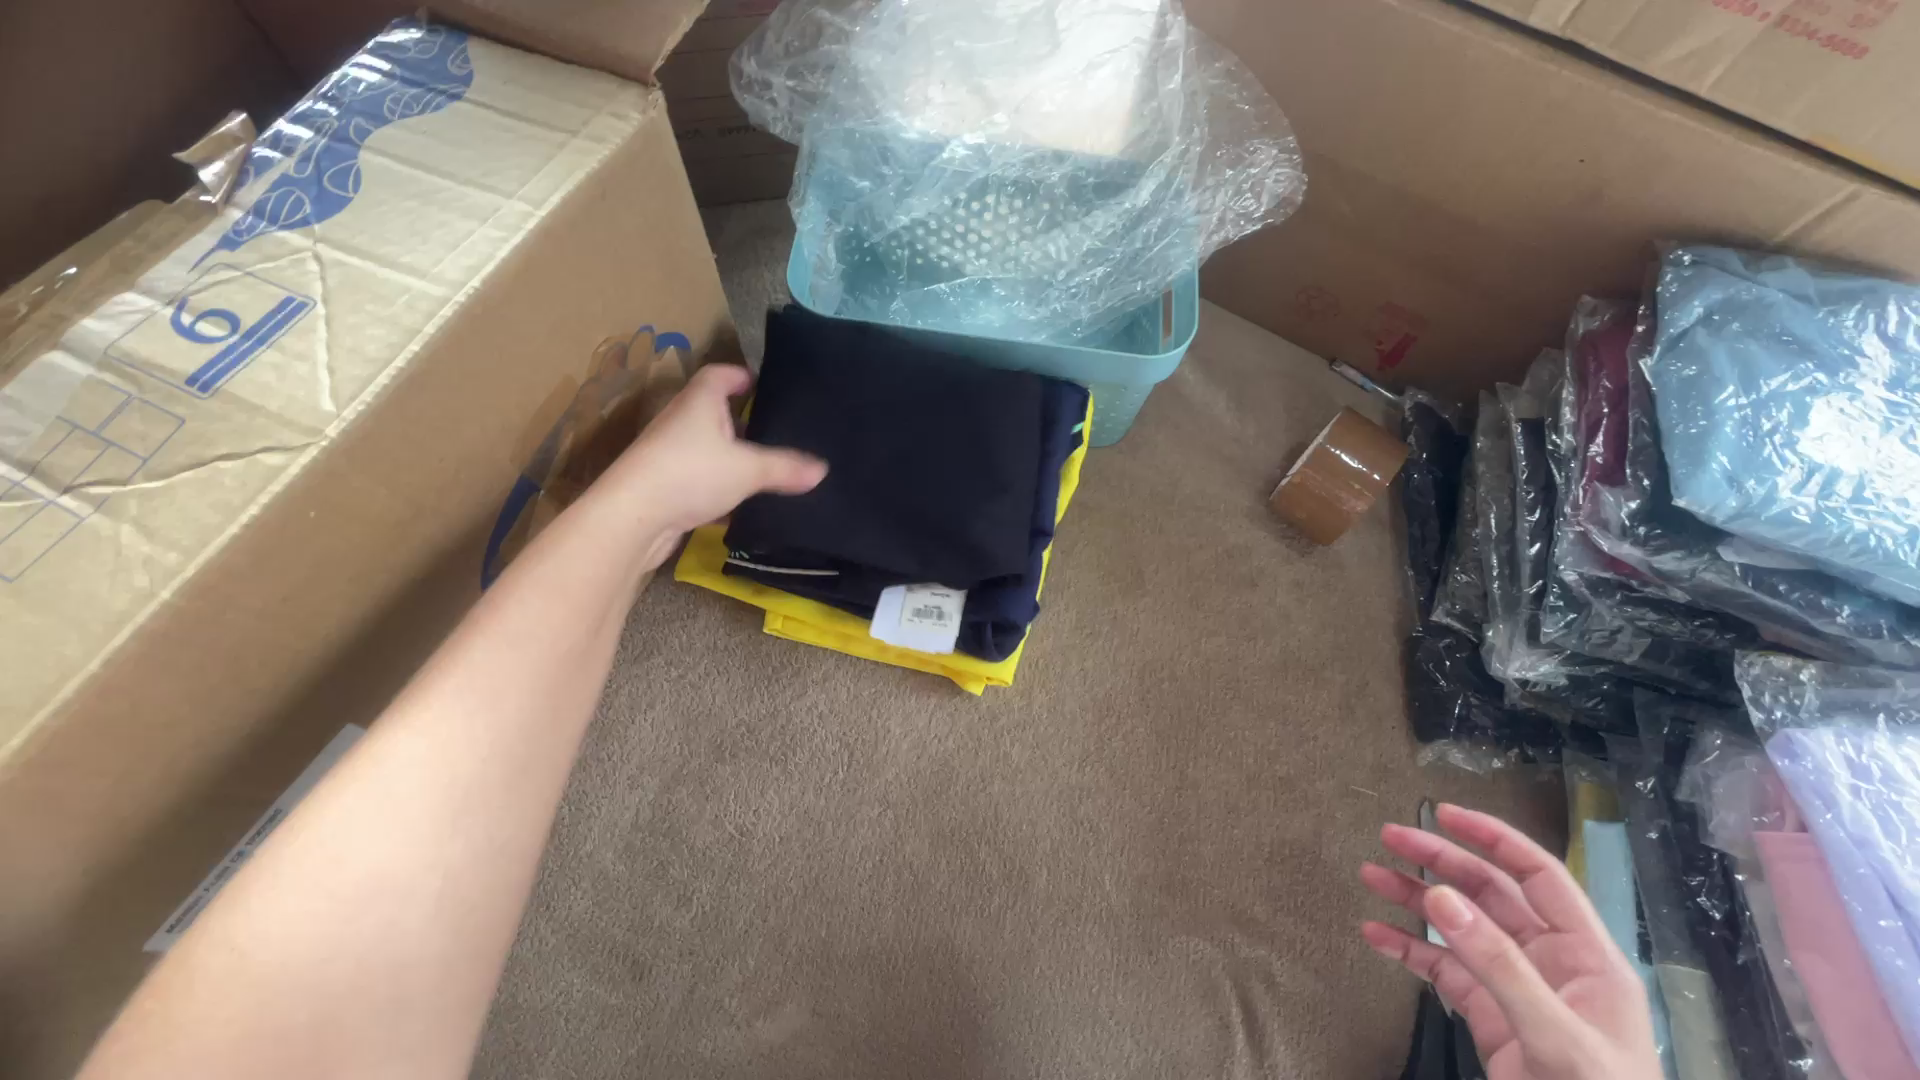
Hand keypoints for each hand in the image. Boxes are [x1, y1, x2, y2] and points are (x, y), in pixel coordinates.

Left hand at [593, 363, 825, 567]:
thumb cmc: (690, 474)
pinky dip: (723, 487)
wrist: (632, 517)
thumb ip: (786, 468)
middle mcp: (682, 420)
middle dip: (747, 421)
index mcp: (700, 401)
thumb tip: (823, 469)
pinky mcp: (667, 485)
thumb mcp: (748, 470)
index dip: (744, 376)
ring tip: (770, 469)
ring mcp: (671, 453)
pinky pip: (702, 478)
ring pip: (711, 449)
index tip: (768, 387)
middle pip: (718, 412)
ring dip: (734, 457)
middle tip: (781, 431)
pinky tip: (745, 503)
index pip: (722, 374)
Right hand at [1358, 803, 1660, 1079]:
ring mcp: (1517, 989)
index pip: (1539, 877)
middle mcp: (1550, 963)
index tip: (1444, 813)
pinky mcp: (1490, 1017)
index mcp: (1586, 957)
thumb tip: (1439, 896)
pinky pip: (1443, 970)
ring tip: (1369, 877)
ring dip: (1414, 900)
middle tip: (1388, 837)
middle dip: (1439, 862)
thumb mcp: (1556, 1037)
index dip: (1494, 839)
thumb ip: (1498, 966)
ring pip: (1459, 927)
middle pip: (1489, 894)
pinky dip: (1408, 950)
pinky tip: (1376, 936)